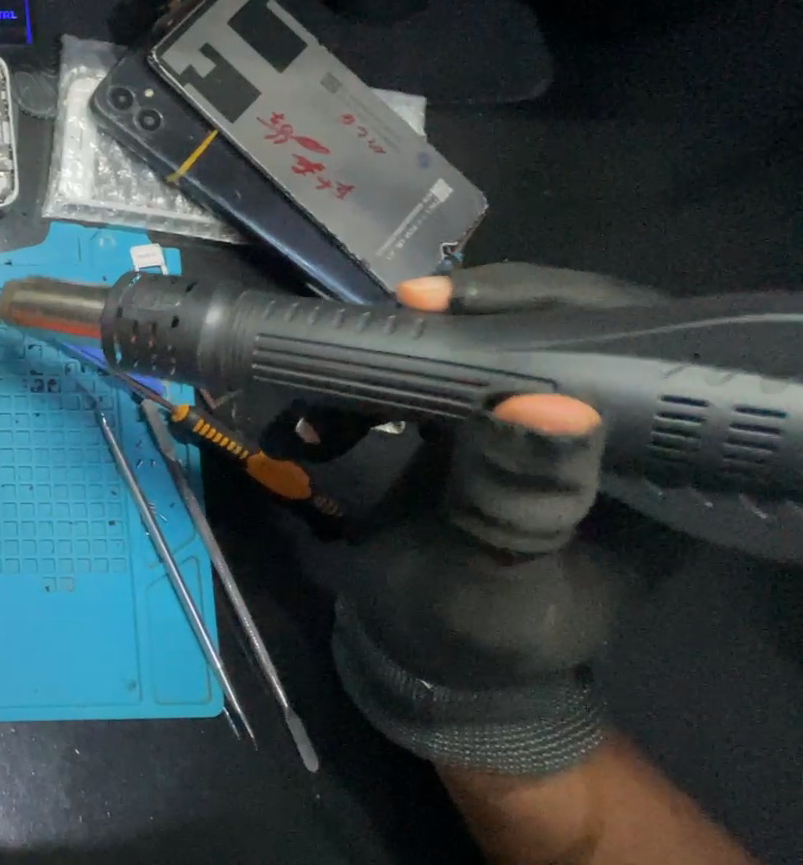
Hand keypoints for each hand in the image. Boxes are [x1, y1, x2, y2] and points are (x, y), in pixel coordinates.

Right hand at [333, 264, 652, 775]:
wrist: (420, 659)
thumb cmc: (471, 638)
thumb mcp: (494, 583)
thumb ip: (517, 504)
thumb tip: (542, 405)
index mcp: (648, 472)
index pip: (632, 355)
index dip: (555, 311)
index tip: (454, 305)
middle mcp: (597, 436)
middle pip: (547, 332)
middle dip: (459, 321)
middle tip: (392, 316)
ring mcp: (526, 430)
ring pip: (473, 348)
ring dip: (390, 359)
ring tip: (327, 389)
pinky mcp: (468, 433)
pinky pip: (420, 381)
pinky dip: (360, 392)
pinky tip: (316, 425)